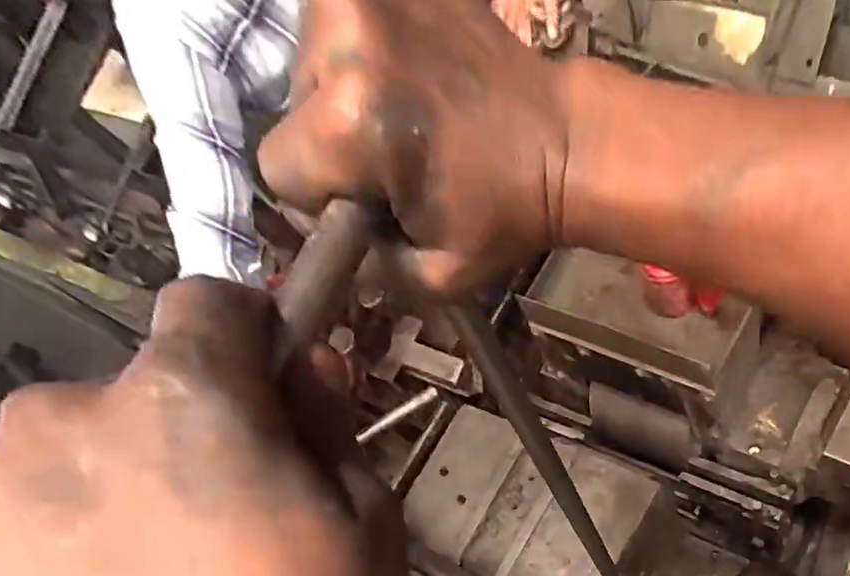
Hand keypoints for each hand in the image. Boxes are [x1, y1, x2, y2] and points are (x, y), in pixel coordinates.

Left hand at [0, 279, 406, 575]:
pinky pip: (25, 501)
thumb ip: (327, 417)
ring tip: (177, 549)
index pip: (208, 300)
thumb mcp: (369, 507)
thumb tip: (310, 357)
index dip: (254, 331)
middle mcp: (63, 412)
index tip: (279, 378)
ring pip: (74, 440)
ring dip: (123, 468)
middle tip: (241, 498)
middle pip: (139, 380)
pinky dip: (71, 523)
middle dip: (191, 418)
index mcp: (187, 396)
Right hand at [260, 0, 571, 299]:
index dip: (324, 198)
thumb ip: (369, 267)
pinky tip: (417, 84)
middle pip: (292, 110)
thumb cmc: (510, 215)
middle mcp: (344, 41)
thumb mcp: (442, 273)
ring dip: (349, 99)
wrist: (568, 145)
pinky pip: (340, 28)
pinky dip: (368, 61)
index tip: (374, 203)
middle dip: (338, 146)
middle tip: (405, 161)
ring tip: (416, 122)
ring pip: (310, 65)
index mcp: (352, 122)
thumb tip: (324, 241)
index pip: (282, 169)